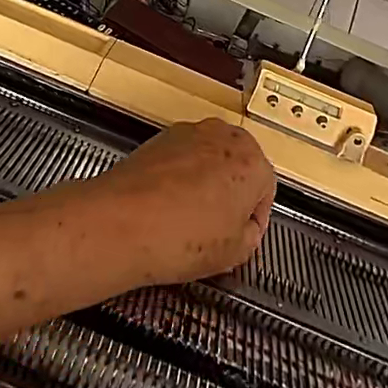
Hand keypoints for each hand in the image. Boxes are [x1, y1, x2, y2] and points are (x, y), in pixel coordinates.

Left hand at [83, 120, 275, 285]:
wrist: (122, 224)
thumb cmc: (176, 235)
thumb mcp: (233, 254)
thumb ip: (251, 236)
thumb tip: (246, 230)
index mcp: (254, 163)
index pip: (266, 190)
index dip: (253, 218)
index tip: (241, 232)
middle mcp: (227, 138)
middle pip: (240, 166)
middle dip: (231, 193)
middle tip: (217, 226)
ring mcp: (194, 133)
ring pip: (211, 159)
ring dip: (205, 181)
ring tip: (186, 218)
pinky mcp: (164, 136)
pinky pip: (183, 156)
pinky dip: (179, 175)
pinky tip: (166, 205)